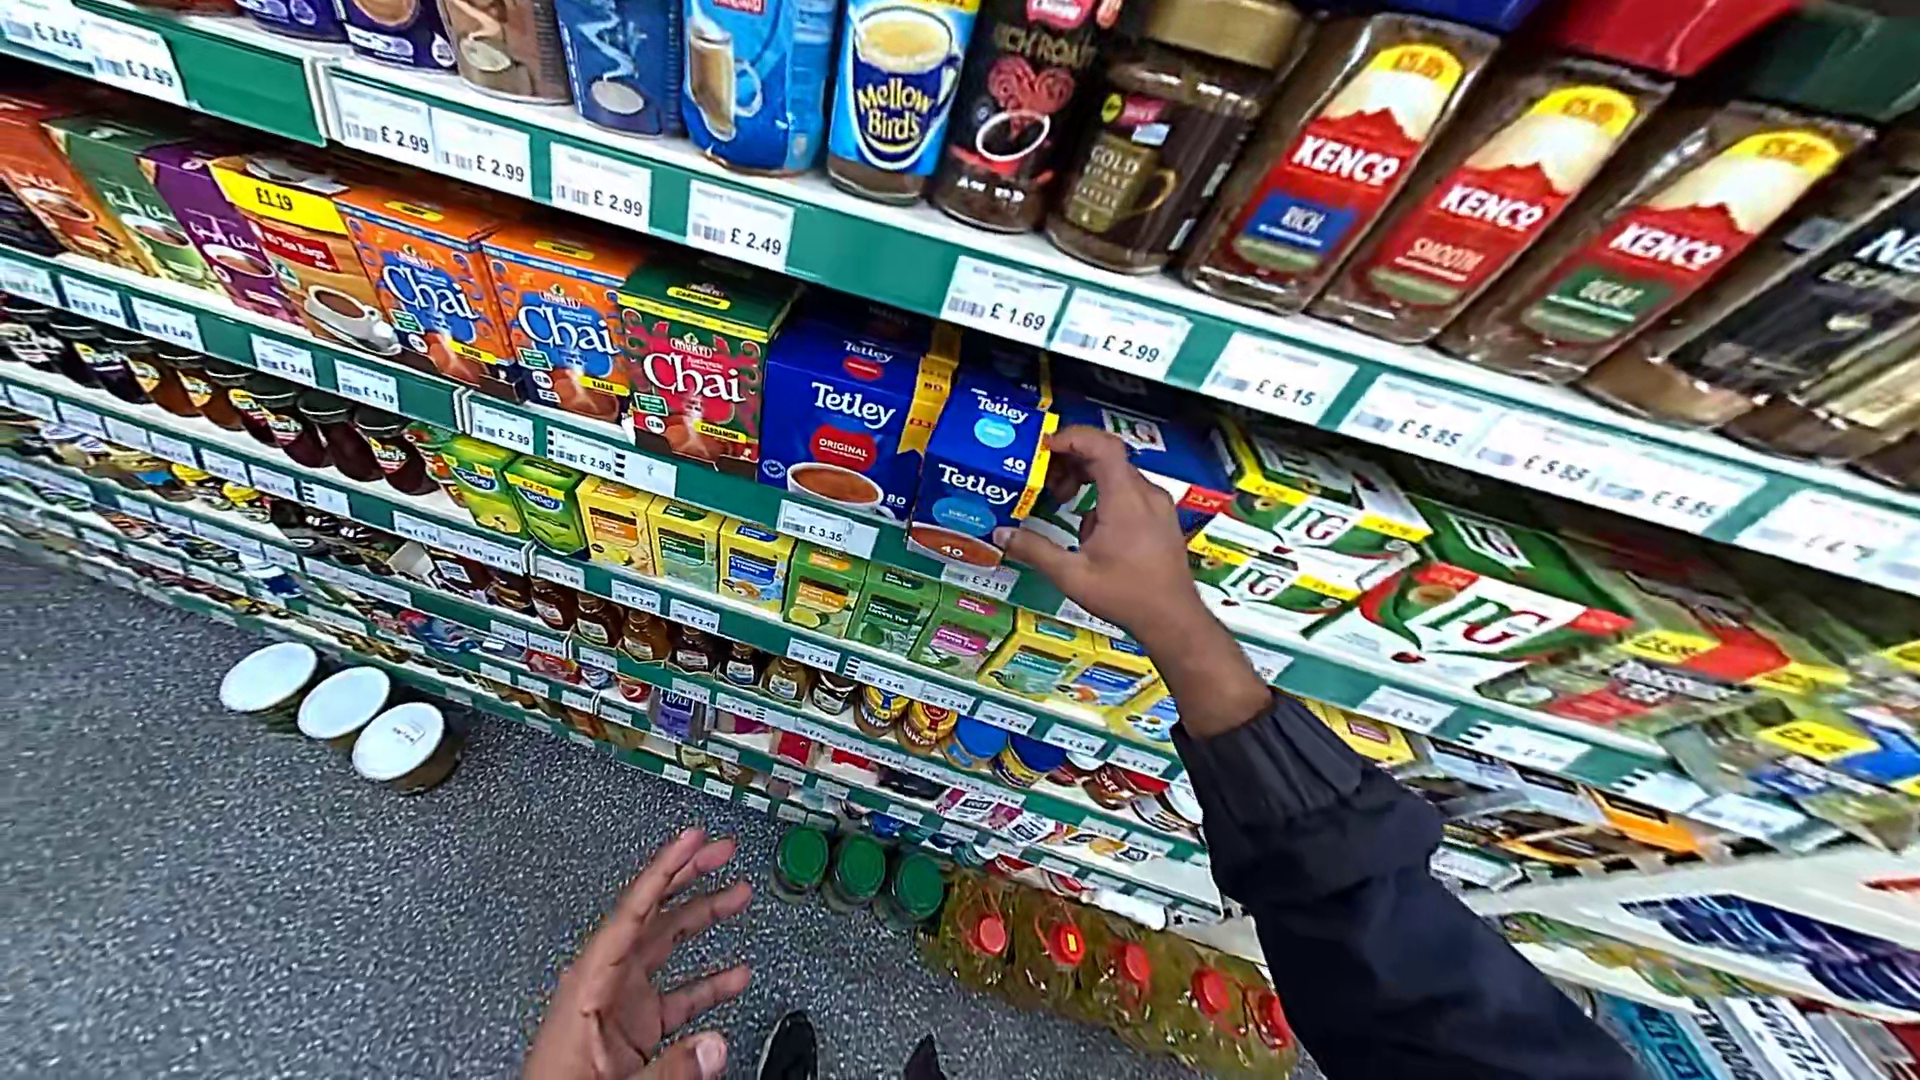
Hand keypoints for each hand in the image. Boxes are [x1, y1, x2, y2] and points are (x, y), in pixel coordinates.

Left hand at [523, 828, 752, 1079]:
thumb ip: (667, 1065)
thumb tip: (716, 1044)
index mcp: (589, 986)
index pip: (633, 909)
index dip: (665, 867)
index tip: (691, 838)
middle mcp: (605, 984)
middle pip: (654, 912)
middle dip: (690, 875)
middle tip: (721, 849)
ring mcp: (620, 1003)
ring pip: (669, 942)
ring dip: (705, 916)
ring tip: (739, 894)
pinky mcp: (633, 1028)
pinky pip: (678, 990)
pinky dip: (709, 979)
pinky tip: (736, 974)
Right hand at [997, 425, 1269, 736]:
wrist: (1173, 619)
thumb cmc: (1126, 596)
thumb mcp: (1072, 575)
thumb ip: (1035, 550)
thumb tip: (1002, 534)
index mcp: (1125, 500)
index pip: (1102, 445)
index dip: (1071, 438)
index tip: (1044, 448)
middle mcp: (1145, 494)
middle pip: (1106, 456)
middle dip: (1071, 462)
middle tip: (1044, 480)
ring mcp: (1156, 505)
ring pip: (1116, 473)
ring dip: (1085, 479)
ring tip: (1062, 502)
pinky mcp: (1160, 517)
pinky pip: (1127, 491)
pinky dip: (1102, 495)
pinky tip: (1088, 528)